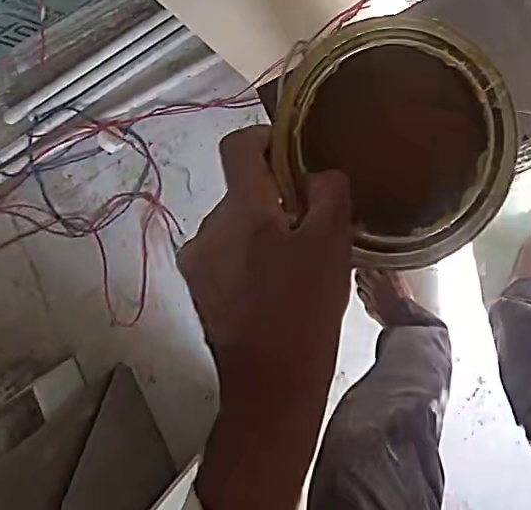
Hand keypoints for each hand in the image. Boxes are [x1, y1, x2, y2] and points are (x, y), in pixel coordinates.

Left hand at [179, 126, 351, 507]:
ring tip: (295, 263)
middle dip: (276, 196)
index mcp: (240, 209)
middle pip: (243, 188)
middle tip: (310, 225)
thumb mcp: (332, 242)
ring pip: (237, 221)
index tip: (292, 157)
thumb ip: (327, 190)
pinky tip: (275, 285)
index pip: (238, 144)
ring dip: (263, 228)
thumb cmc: (304, 311)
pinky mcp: (198, 287)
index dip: (266, 138)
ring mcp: (198, 260)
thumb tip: (314, 175)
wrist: (269, 391)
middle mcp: (209, 226)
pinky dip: (250, 254)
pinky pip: (227, 250)